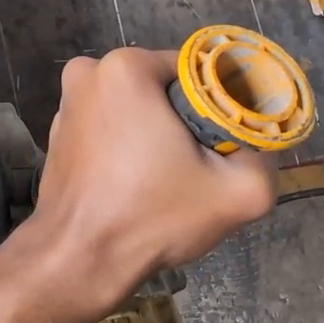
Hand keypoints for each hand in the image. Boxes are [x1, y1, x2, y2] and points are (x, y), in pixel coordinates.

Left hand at [25, 47, 275, 322]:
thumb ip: (264, 156)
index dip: (222, 103)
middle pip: (163, 88)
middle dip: (187, 120)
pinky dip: (129, 145)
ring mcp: (68, 102)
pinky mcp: (59, 131)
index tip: (232, 141)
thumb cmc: (153, 214)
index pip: (196, 70)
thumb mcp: (239, 192)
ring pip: (136, 108)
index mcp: (125, 67)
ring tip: (171, 177)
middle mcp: (89, 72)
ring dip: (157, 134)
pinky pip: (110, 126)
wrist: (78, 255)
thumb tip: (258, 144)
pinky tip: (140, 181)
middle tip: (204, 164)